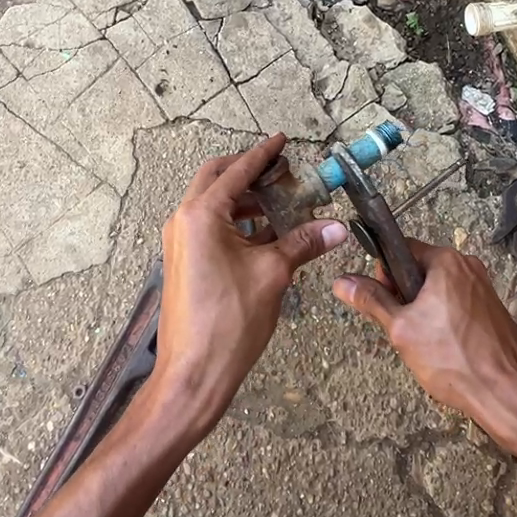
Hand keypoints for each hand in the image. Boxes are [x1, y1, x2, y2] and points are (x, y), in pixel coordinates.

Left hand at [151, 133, 348, 429]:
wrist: (192, 376)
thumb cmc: (229, 323)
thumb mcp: (273, 274)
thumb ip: (304, 243)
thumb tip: (337, 228)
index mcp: (201, 214)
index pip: (236, 170)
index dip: (263, 154)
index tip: (282, 140)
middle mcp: (183, 221)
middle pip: (216, 178)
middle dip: (248, 170)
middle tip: (280, 170)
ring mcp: (179, 242)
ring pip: (212, 203)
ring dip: (243, 198)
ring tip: (279, 202)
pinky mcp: (183, 262)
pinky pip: (209, 227)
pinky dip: (235, 221)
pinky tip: (264, 234)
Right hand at [331, 239, 516, 437]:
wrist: (507, 394)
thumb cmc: (454, 359)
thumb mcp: (401, 328)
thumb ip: (372, 300)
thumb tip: (343, 282)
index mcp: (446, 261)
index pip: (403, 248)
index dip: (386, 274)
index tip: (386, 301)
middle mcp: (469, 266)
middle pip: (422, 270)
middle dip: (407, 296)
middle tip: (405, 328)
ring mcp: (485, 288)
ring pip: (440, 290)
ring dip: (426, 310)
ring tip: (427, 343)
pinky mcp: (494, 310)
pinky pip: (459, 305)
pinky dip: (447, 321)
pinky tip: (447, 349)